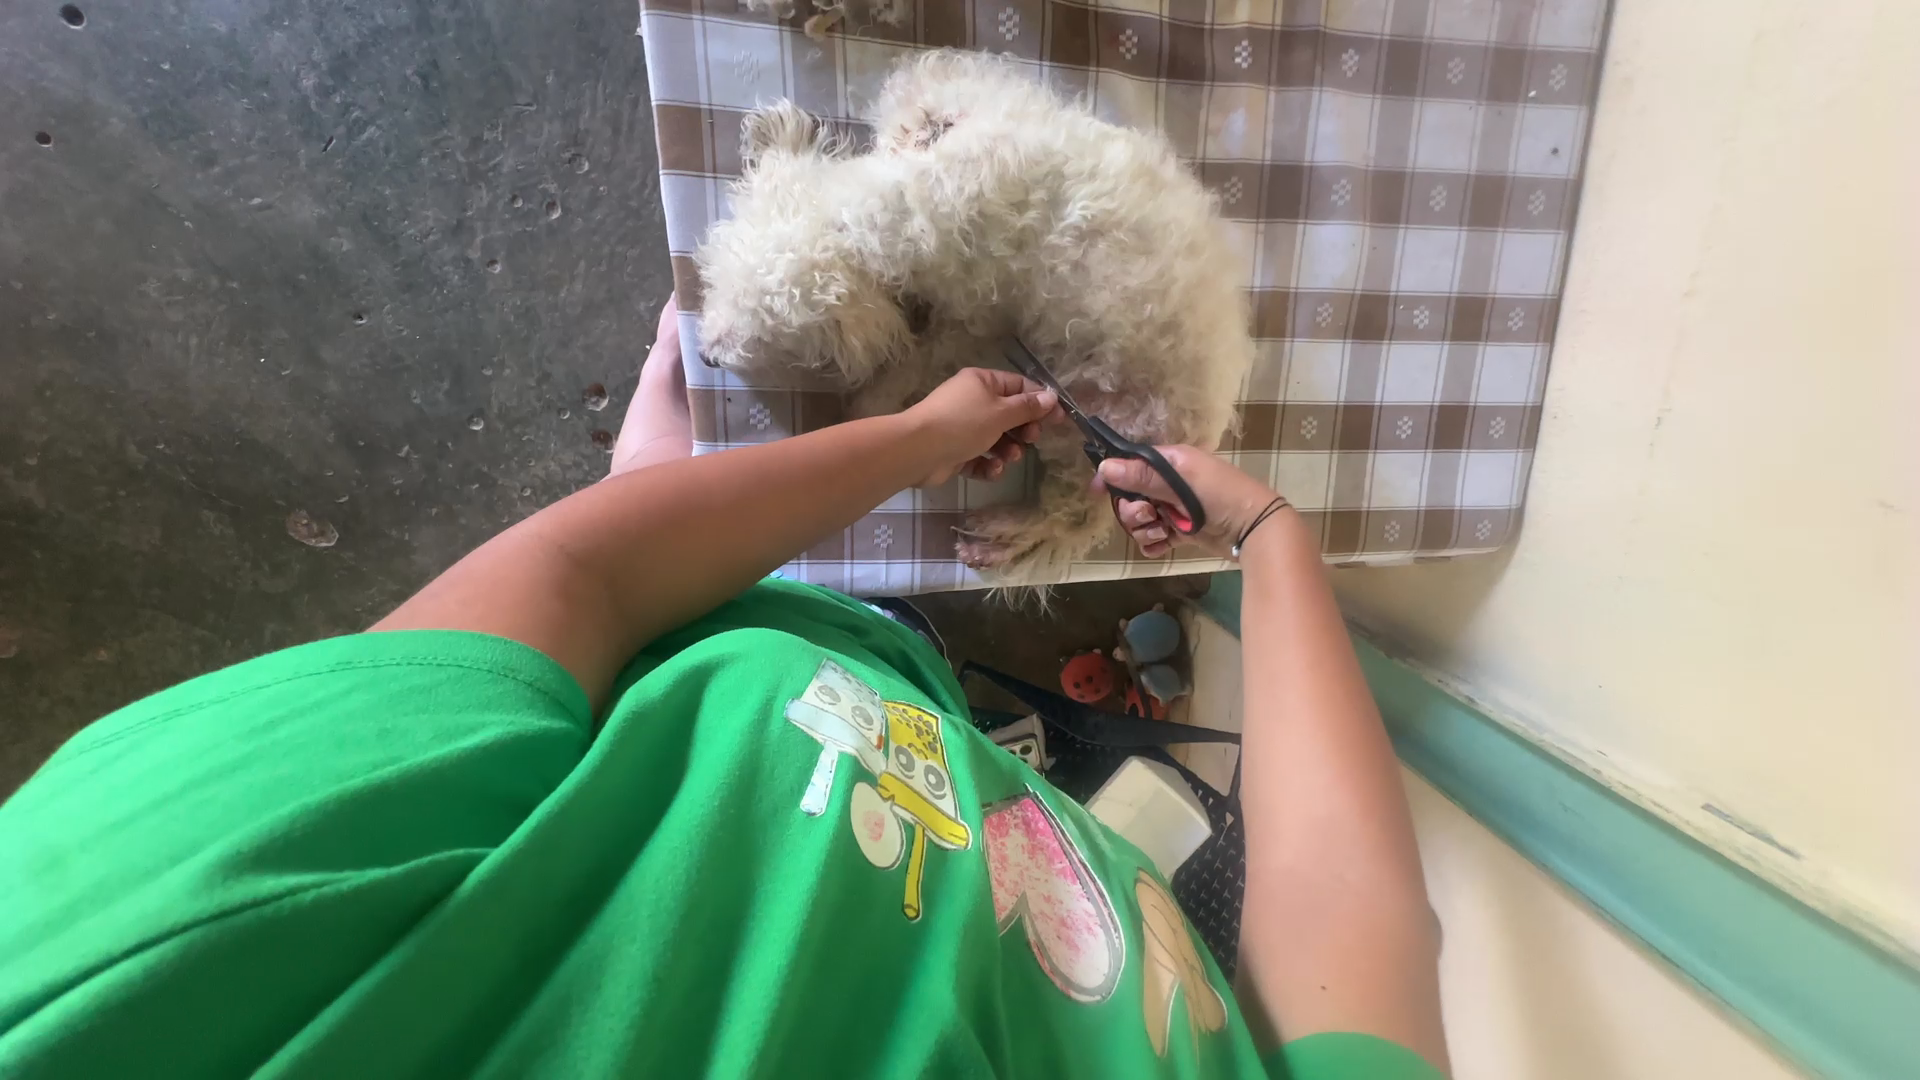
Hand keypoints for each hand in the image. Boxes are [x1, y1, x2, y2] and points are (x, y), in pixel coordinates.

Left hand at [903, 368, 1063, 486]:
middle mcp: (973, 402)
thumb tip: (1051, 397)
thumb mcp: (1001, 412)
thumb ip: (1028, 407)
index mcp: (982, 382)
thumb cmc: (964, 423)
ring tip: (1008, 457)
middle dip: (1023, 430)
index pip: (1019, 387)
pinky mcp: (955, 452)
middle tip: (1031, 439)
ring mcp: (963, 428)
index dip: (1040, 402)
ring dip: (1008, 450)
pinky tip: (991, 470)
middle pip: (1009, 415)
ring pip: (997, 439)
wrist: (919, 450)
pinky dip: (988, 465)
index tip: (1058, 419)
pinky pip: (980, 458)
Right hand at [1093, 445, 1295, 559]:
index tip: (1099, 492)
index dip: (1114, 478)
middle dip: (1133, 511)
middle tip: (1150, 516)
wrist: (1255, 530)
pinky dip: (1155, 544)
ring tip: (1163, 533)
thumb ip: (1143, 476)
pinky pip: (1154, 538)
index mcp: (1170, 463)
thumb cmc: (1221, 496)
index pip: (1130, 465)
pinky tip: (1164, 546)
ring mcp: (1175, 508)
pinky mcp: (1181, 530)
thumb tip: (1105, 467)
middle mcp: (1169, 483)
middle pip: (1131, 496)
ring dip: (1145, 530)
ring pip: (1141, 520)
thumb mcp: (1181, 482)